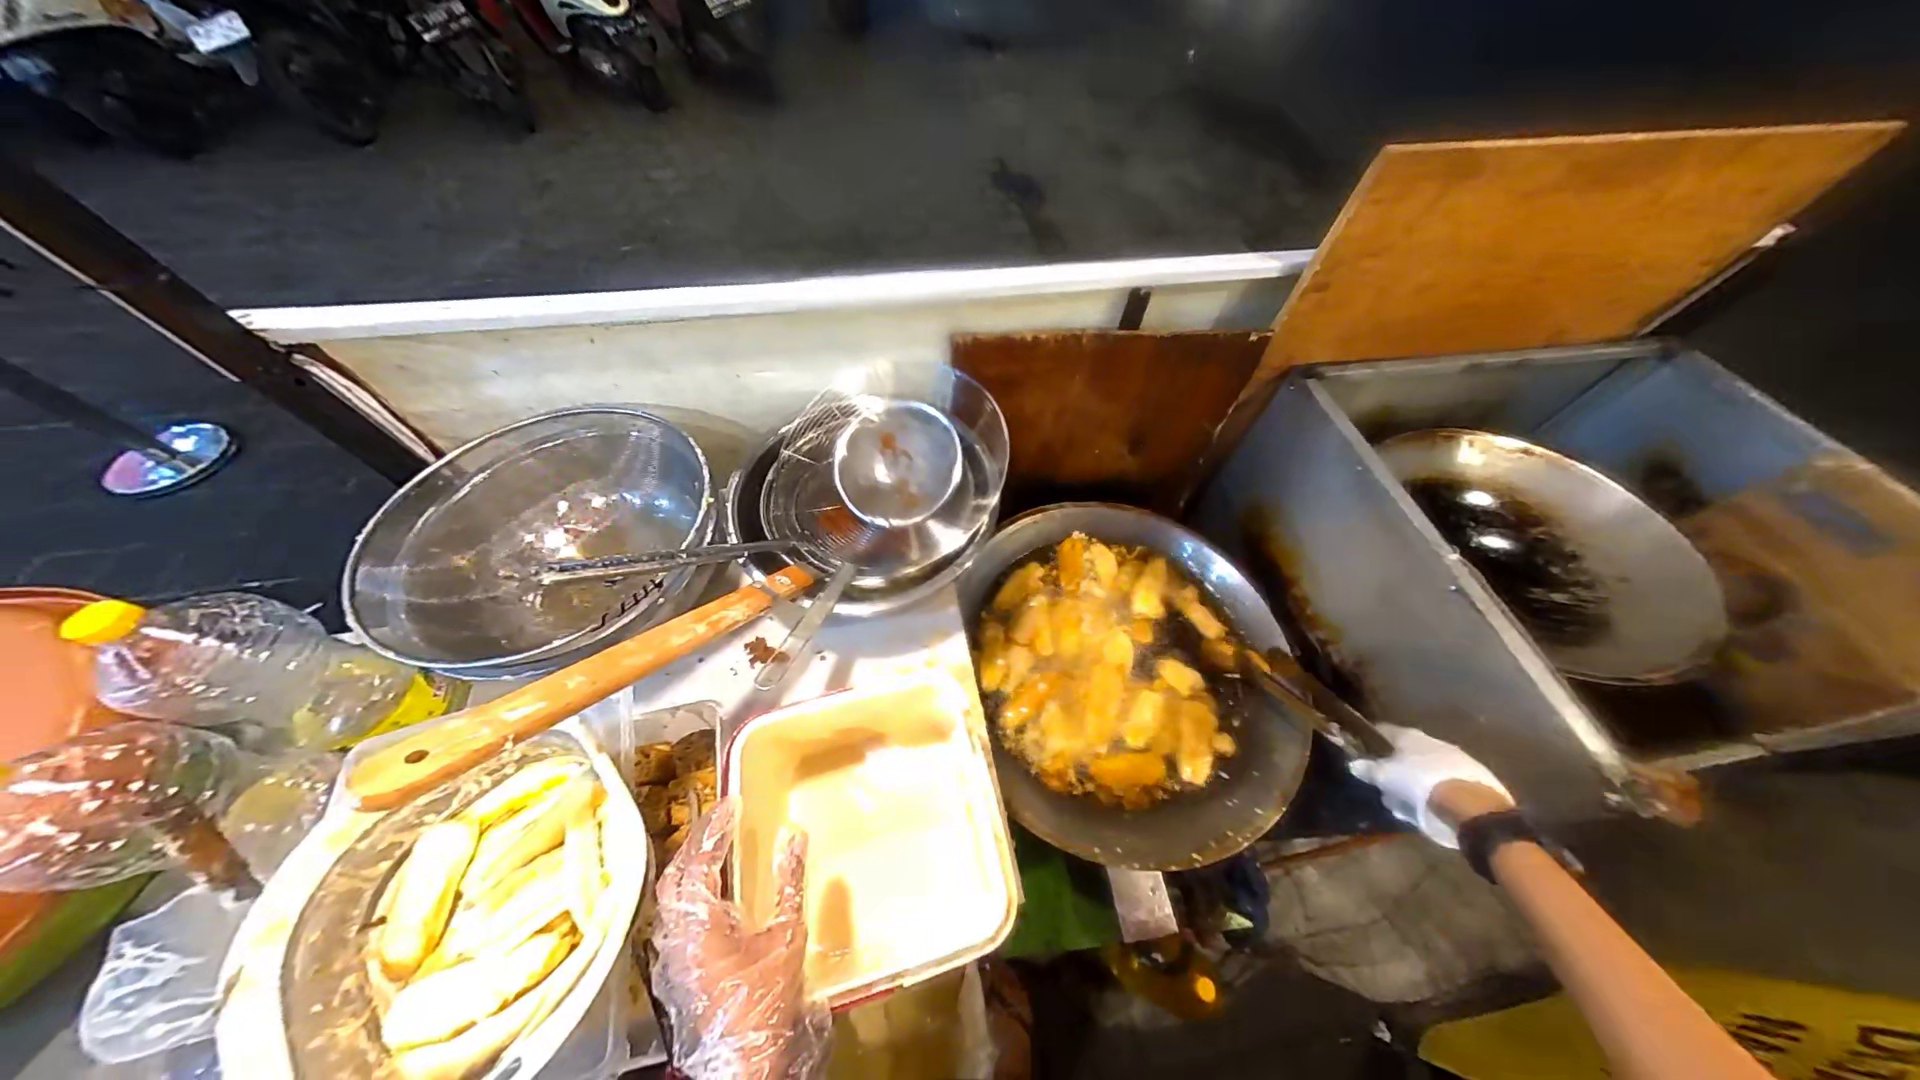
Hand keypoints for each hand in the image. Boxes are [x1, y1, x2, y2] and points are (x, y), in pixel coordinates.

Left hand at [651, 798, 827, 1079]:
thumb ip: (789, 882)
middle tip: (722, 816)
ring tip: (717, 840)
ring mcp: (669, 953)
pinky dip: (691, 886)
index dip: (714, 827)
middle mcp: (674, 934)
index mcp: (698, 922)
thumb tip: (793, 837)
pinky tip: (712, 884)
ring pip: (671, 894)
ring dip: (692, 862)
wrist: (741, 1062)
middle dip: (697, 839)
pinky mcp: (674, 966)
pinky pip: (675, 912)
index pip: (698, 860)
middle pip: (675, 873)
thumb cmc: (763, 1002)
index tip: (732, 803)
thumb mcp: (786, 935)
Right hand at [1346, 724, 1513, 847]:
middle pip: (1407, 749)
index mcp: (1408, 735)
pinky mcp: (1474, 775)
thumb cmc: (1419, 783)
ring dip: (1417, 777)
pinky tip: (1432, 803)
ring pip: (1427, 765)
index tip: (1363, 749)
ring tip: (1408, 798)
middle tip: (1385, 781)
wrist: (1471, 804)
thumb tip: (1353, 764)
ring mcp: (1455, 756)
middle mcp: (1431, 740)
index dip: (1371, 739)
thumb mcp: (1386, 778)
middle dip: (1396, 763)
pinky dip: (1436, 787)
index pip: (1383, 730)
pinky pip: (1445, 779)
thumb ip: (1368, 769)